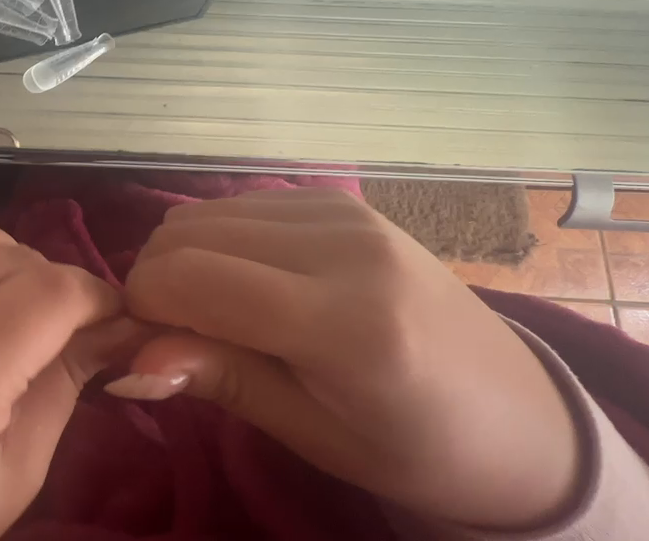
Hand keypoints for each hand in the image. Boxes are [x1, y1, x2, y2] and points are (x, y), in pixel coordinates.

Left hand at [0, 212, 136, 540]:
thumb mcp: (18, 469)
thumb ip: (67, 379)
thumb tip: (121, 323)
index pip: (50, 293)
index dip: (96, 297)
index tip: (115, 319)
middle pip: (12, 256)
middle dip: (56, 283)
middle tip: (68, 325)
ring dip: (7, 260)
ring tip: (12, 309)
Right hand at [115, 189, 581, 530]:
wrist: (522, 418)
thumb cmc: (414, 449)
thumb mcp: (313, 434)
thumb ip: (218, 378)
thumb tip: (126, 362)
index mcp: (348, 324)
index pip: (192, 280)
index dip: (145, 307)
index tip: (150, 346)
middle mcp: (343, 247)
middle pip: (184, 237)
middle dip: (156, 283)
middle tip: (178, 334)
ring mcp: (341, 210)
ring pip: (198, 214)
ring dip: (179, 259)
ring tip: (212, 310)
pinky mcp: (336, 198)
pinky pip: (232, 205)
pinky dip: (212, 240)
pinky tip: (243, 280)